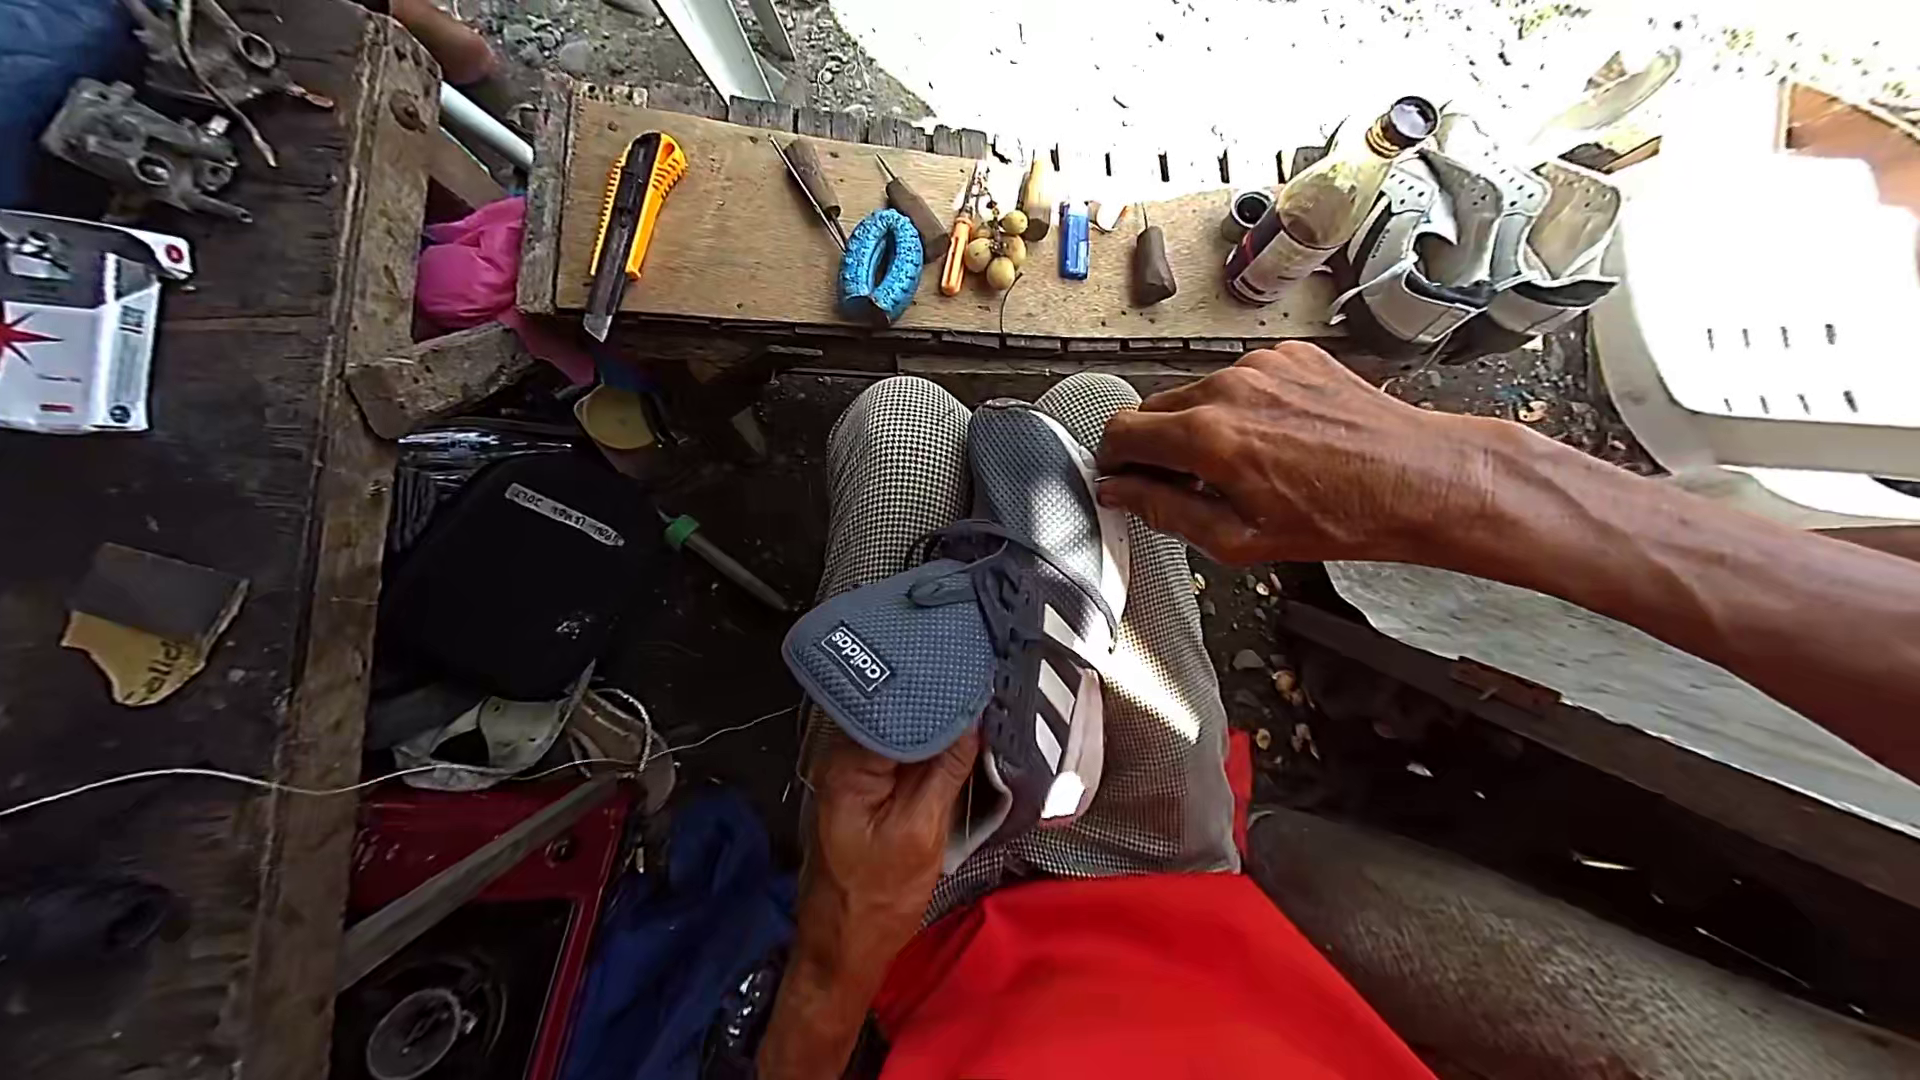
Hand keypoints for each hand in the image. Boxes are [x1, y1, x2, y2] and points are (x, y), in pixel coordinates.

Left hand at [799, 730, 979, 971]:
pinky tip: (951, 758)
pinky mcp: (868, 784)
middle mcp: (845, 758)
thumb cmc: (874, 901)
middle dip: (943, 717)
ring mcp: (855, 771)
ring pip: (907, 735)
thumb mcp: (921, 831)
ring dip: (939, 736)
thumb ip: (946, 771)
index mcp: (849, 764)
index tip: (977, 700)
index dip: (943, 706)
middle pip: (903, 718)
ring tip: (971, 734)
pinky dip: (929, 755)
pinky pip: (904, 755)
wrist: (847, 943)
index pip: (903, 712)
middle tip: (981, 716)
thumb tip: (971, 724)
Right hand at [1095, 343, 1497, 564]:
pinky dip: (1234, 407)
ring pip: (1191, 394)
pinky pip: (1234, 379)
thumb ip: (1162, 510)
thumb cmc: (1342, 514)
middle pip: (1151, 410)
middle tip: (1179, 479)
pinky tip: (1266, 436)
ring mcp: (1261, 366)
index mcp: (1209, 436)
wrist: (1420, 478)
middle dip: (1152, 446)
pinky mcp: (1287, 356)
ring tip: (1235, 462)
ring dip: (1194, 426)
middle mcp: (1228, 389)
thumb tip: (1121, 492)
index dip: (1111, 458)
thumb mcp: (1236, 539)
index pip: (1120, 431)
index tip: (1120, 473)